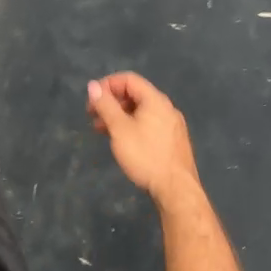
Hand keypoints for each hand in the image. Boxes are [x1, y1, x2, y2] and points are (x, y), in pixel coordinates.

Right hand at [86, 72, 200, 202]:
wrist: (177, 190)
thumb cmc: (146, 155)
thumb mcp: (119, 129)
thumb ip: (105, 105)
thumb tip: (93, 85)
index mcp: (155, 100)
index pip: (129, 79)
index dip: (107, 84)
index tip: (92, 99)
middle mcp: (166, 108)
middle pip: (135, 94)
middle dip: (111, 101)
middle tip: (93, 115)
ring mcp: (172, 125)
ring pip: (141, 111)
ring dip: (119, 115)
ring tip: (102, 130)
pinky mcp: (173, 141)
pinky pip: (149, 124)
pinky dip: (132, 125)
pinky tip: (122, 140)